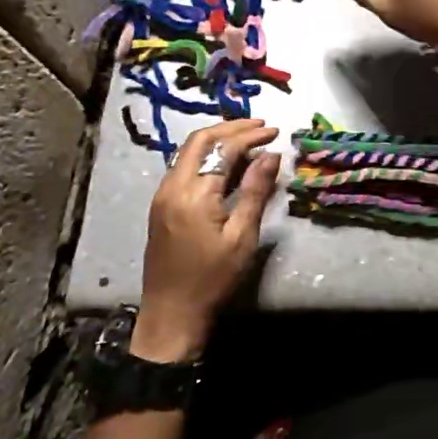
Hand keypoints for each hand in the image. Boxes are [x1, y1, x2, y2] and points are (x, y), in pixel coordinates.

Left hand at [134, 119, 281, 361]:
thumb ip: (255, 191)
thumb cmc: (212, 279)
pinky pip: (184, 166)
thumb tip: (272, 155)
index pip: (224, 149)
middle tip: (261, 125)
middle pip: (200, 140)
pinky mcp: (161, 204)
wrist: (171, 313)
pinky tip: (226, 163)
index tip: (276, 131)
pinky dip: (206, 156)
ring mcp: (162, 194)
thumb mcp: (242, 237)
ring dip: (218, 139)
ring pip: (189, 151)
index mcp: (194, 193)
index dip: (251, 135)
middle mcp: (172, 185)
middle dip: (232, 127)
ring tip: (248, 139)